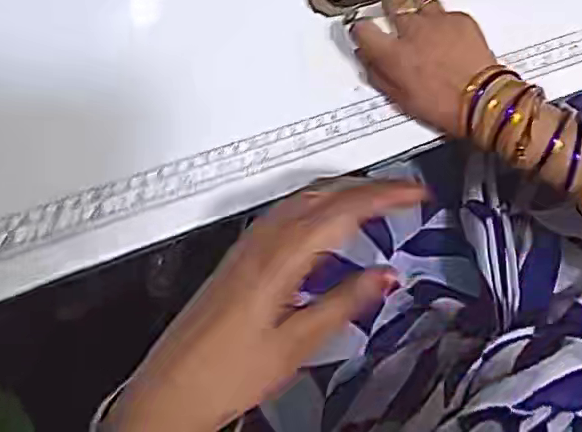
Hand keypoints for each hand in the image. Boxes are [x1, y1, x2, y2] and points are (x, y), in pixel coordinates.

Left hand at [107, 179, 425, 431]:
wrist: (164, 396)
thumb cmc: (222, 376)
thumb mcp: (295, 346)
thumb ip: (345, 303)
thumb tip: (386, 276)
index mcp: (284, 253)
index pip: (348, 206)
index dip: (388, 195)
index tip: (417, 192)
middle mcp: (268, 235)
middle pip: (332, 190)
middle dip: (375, 186)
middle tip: (408, 192)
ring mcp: (254, 238)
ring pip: (313, 192)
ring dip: (351, 188)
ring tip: (380, 200)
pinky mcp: (246, 247)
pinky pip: (295, 204)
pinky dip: (326, 198)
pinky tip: (333, 218)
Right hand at [350, 0, 499, 135]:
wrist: (481, 97)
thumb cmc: (444, 104)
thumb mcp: (402, 99)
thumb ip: (380, 76)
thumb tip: (370, 62)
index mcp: (392, 54)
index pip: (363, 29)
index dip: (360, 27)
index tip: (363, 28)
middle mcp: (412, 31)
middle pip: (393, 1)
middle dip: (389, 1)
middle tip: (390, 3)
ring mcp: (437, 20)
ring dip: (417, 4)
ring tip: (419, 10)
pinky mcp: (460, 18)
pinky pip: (447, 11)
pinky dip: (444, 17)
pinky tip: (446, 28)